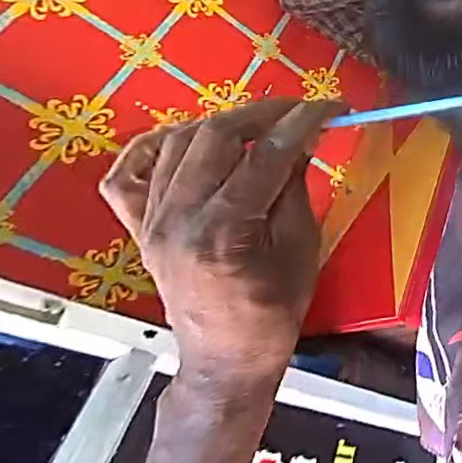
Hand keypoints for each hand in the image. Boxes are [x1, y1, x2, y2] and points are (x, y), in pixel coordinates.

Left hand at [100, 99, 339, 395]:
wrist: (225, 357)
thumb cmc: (274, 310)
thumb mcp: (301, 244)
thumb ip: (296, 183)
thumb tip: (302, 136)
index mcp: (224, 231)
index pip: (267, 154)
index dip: (304, 121)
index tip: (331, 105)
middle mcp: (178, 219)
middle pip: (216, 135)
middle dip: (265, 112)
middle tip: (298, 110)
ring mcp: (151, 220)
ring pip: (178, 141)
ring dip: (224, 122)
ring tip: (259, 125)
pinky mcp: (138, 225)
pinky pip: (130, 171)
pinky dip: (157, 144)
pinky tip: (189, 138)